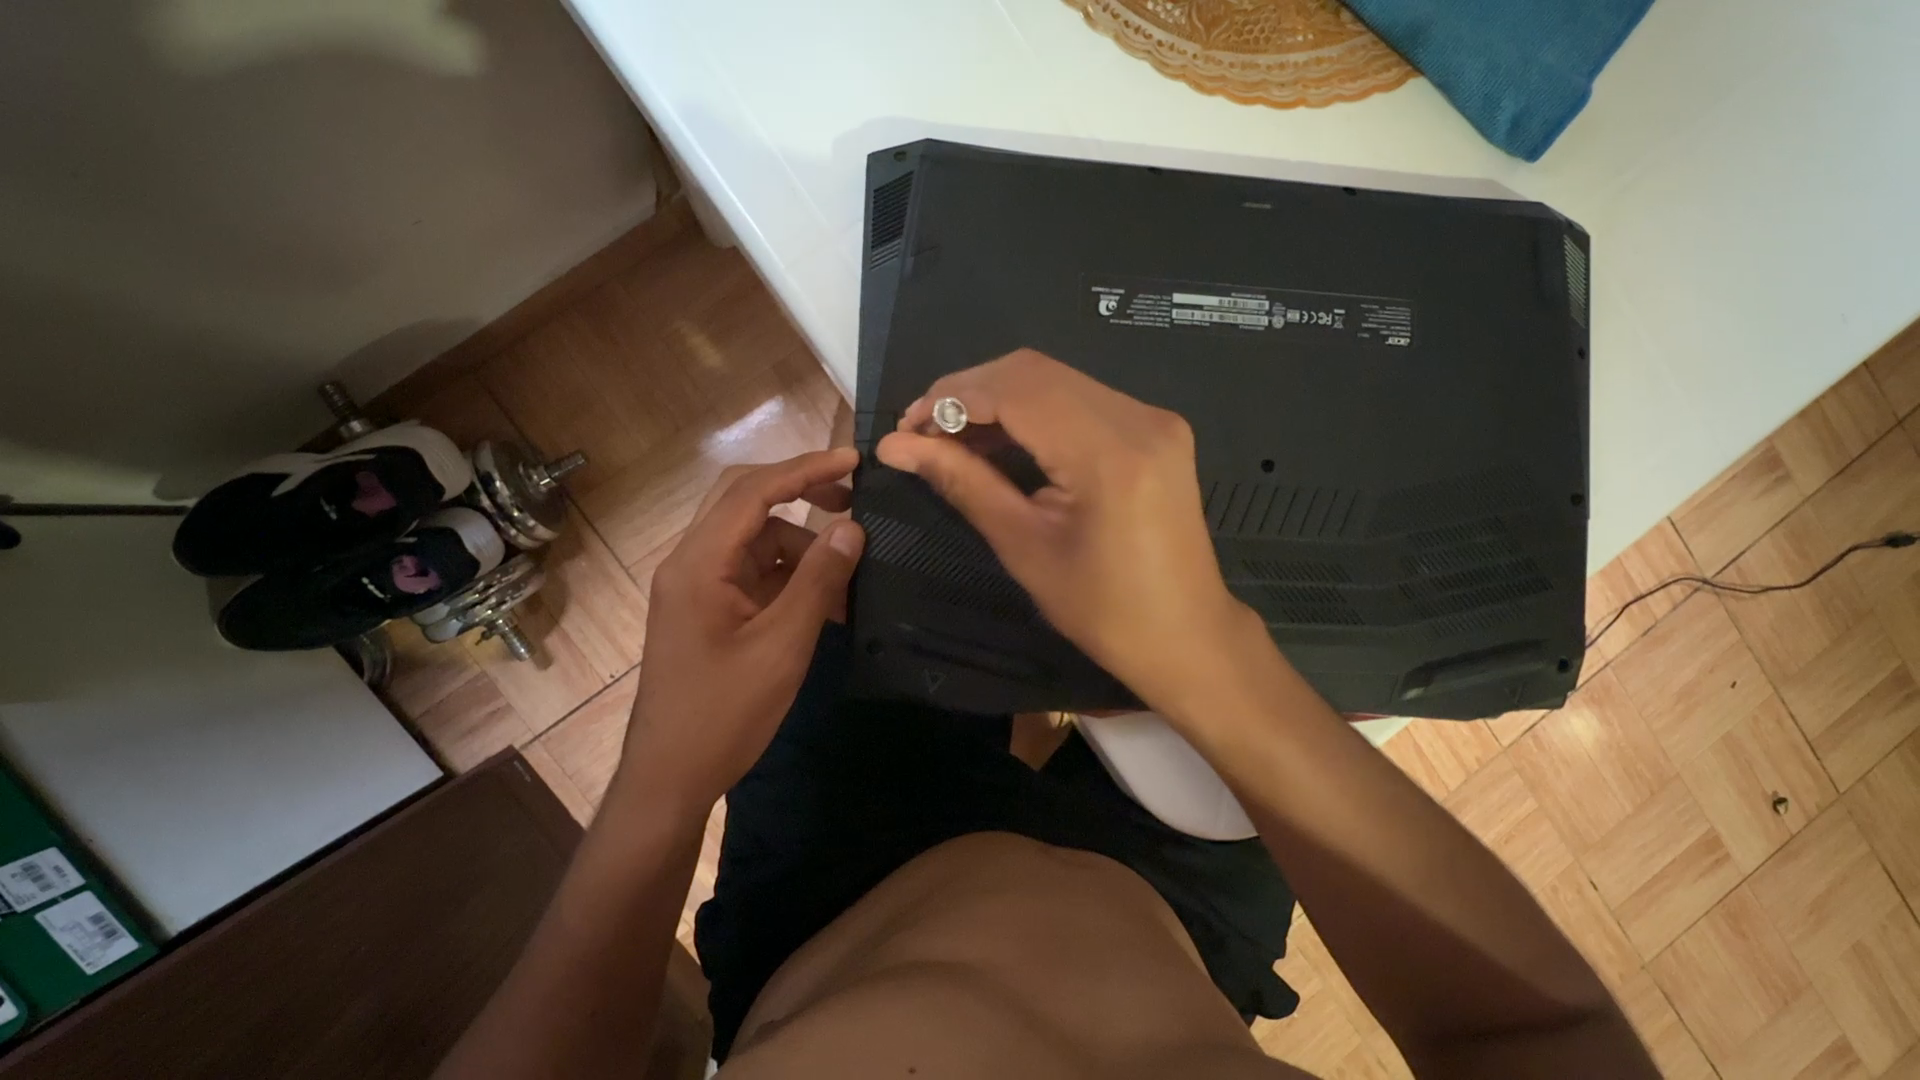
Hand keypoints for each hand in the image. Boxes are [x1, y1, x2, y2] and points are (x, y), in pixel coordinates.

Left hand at [614, 449, 864, 816]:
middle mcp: (690, 563)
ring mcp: (696, 587)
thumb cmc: (724, 714)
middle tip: (853, 502)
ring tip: (848, 579)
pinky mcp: (706, 611)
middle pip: (746, 503)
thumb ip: (818, 581)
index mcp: (699, 563)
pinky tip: (825, 605)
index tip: (855, 462)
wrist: (669, 777)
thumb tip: (853, 527)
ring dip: (802, 550)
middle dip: (801, 495)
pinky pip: (752, 575)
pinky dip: (789, 580)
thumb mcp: (782, 646)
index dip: (805, 469)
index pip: (753, 491)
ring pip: (754, 542)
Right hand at [875, 350, 1258, 714]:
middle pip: (1034, 371)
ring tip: (952, 438)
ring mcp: (1154, 419)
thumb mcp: (1024, 547)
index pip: (1016, 388)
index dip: (951, 397)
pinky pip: (1081, 398)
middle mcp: (1138, 418)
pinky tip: (1000, 439)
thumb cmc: (1103, 610)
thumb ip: (963, 483)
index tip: (906, 427)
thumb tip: (896, 446)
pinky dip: (1033, 410)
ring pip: (1056, 379)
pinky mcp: (1156, 428)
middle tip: (923, 433)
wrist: (1185, 634)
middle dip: (969, 393)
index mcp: (1109, 454)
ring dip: (998, 399)